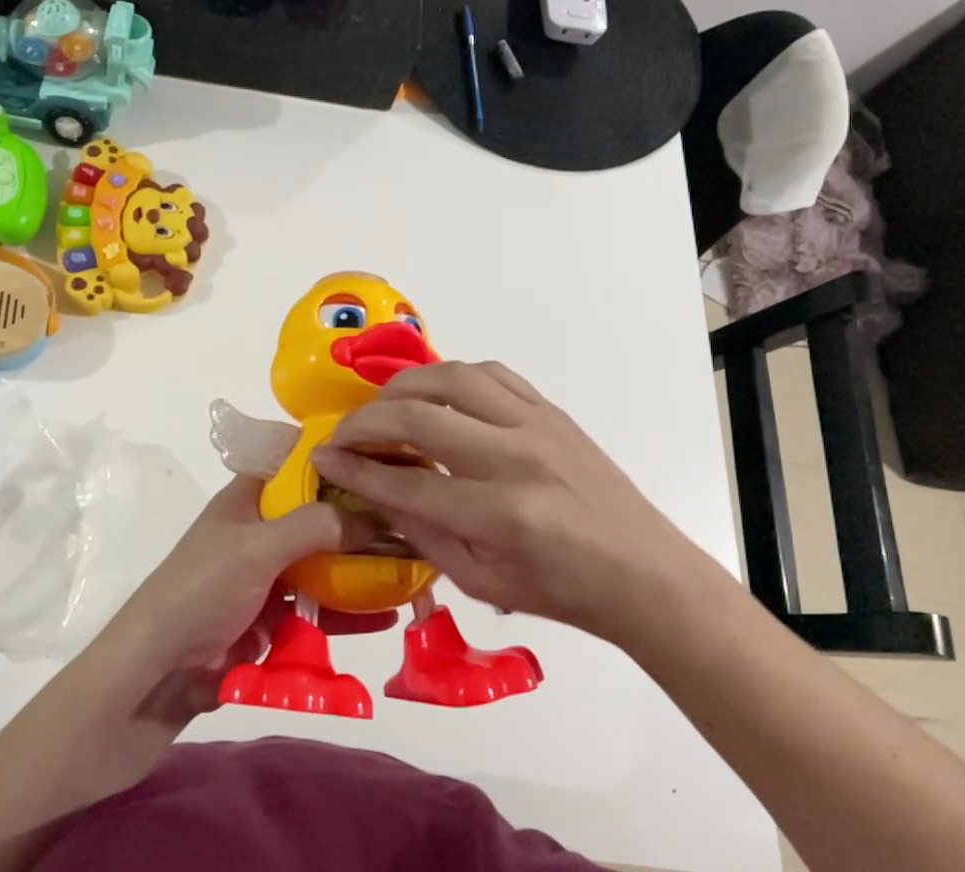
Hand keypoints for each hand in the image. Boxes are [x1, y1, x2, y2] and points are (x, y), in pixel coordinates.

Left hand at [101, 474, 392, 718]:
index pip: (295, 467)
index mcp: (246, 501)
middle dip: (361, 523)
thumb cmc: (200, 590)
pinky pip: (319, 611)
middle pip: (318, 519)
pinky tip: (387, 615)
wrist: (158, 671)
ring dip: (362, 570)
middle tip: (413, 522)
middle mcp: (259, 533)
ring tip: (413, 570)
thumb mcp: (256, 548)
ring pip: (323, 566)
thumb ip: (314, 528)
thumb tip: (371, 518)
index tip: (384, 460)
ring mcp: (267, 578)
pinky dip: (350, 612)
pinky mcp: (273, 621)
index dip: (335, 462)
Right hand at [310, 361, 718, 642]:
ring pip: (453, 378)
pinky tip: (433, 395)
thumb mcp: (480, 581)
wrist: (642, 573)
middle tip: (341, 434)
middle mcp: (518, 459)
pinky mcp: (551, 411)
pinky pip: (491, 373)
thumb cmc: (560, 590)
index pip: (407, 484)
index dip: (355, 472)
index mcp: (502, 515)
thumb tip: (373, 492)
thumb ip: (422, 532)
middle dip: (365, 424)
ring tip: (380, 407)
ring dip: (403, 387)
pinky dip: (450, 377)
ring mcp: (538, 426)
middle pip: (419, 418)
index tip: (323, 461)